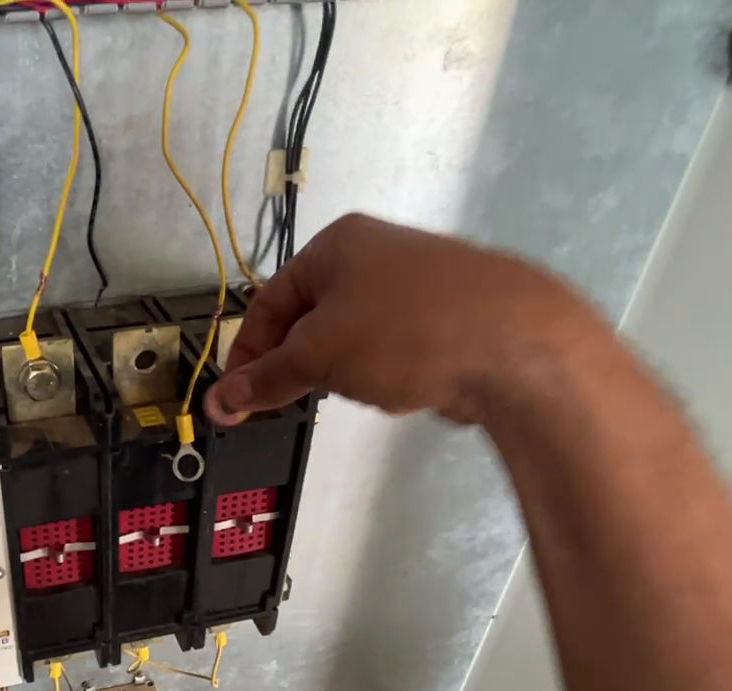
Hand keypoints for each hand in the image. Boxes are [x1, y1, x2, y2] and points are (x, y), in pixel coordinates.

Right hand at [205, 214, 613, 427]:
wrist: (515, 343)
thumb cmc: (401, 332)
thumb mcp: (317, 356)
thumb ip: (263, 381)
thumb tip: (216, 402)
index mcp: (335, 246)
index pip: (267, 303)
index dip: (245, 354)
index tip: (235, 399)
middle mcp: (373, 256)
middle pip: (307, 320)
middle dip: (295, 364)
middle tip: (288, 399)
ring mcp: (412, 286)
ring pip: (348, 338)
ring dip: (339, 371)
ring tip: (354, 389)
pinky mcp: (442, 317)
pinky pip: (387, 349)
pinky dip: (379, 372)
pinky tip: (396, 387)